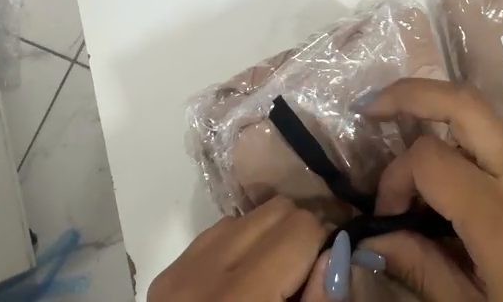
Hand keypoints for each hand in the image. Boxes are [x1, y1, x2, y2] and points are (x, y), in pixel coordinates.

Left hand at [152, 196, 330, 301]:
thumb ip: (319, 300)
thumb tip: (337, 249)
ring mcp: (177, 271)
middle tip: (308, 269)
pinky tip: (245, 279)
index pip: (298, 226)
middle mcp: (201, 274)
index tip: (332, 263)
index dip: (324, 241)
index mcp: (240, 297)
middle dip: (299, 232)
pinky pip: (215, 233)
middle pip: (274, 210)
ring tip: (277, 274)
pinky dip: (238, 247)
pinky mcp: (165, 276)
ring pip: (245, 216)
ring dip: (269, 237)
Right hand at [355, 79, 502, 301]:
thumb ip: (423, 271)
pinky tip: (447, 187)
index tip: (387, 218)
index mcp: (502, 217)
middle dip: (411, 93)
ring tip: (404, 152)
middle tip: (372, 107)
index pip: (429, 159)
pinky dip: (462, 146)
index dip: (394, 178)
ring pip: (481, 117)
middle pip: (464, 102)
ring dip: (437, 119)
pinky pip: (497, 143)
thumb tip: (375, 239)